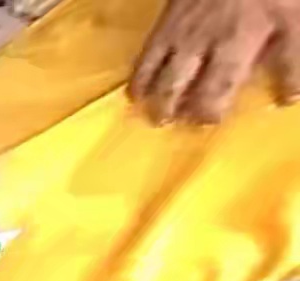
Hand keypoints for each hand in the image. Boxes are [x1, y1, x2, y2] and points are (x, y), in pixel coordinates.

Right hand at [131, 0, 299, 123]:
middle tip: (204, 123)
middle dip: (210, 109)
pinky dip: (139, 87)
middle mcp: (236, 34)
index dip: (293, 85)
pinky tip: (138, 97)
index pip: (294, 61)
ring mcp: (194, 36)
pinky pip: (145, 68)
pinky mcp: (164, 33)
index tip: (286, 101)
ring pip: (174, 85)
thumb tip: (290, 44)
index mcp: (288, 15)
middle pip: (219, 85)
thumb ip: (298, 19)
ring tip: (163, 119)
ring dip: (167, 107)